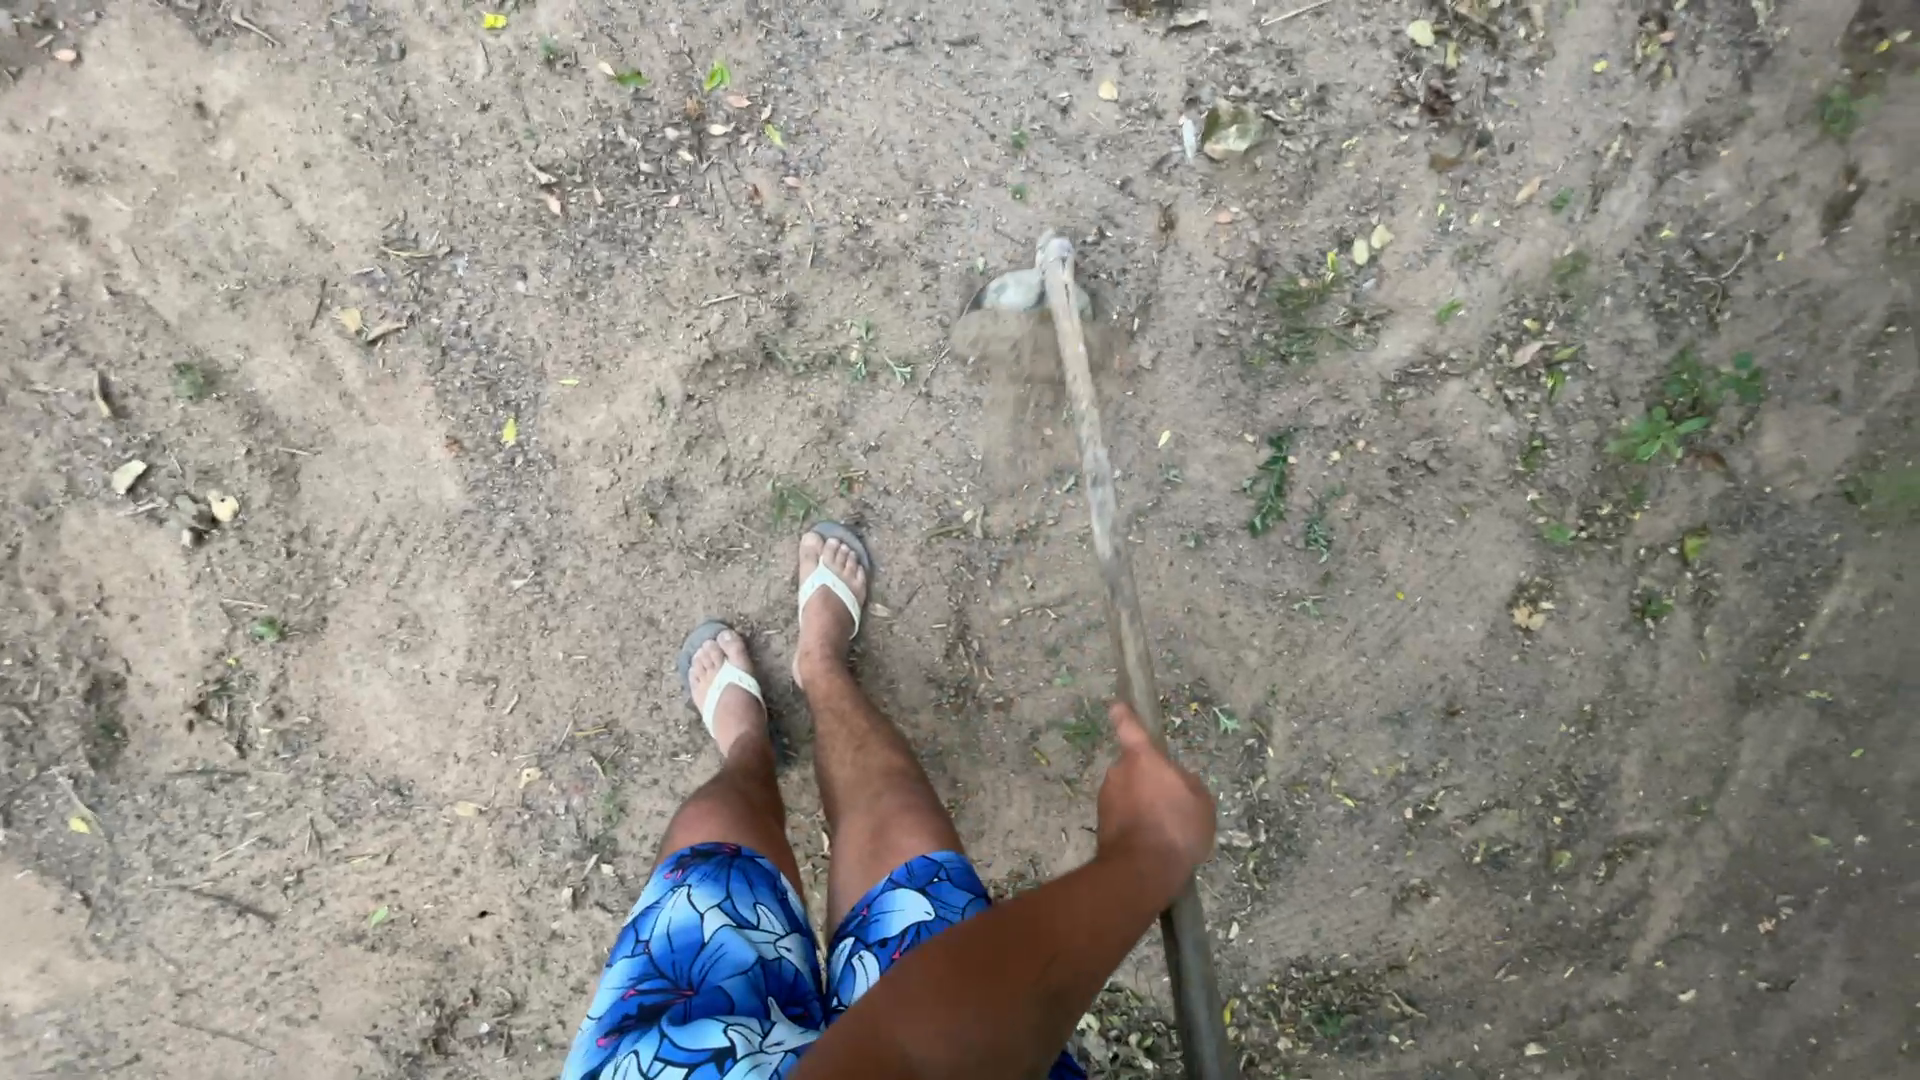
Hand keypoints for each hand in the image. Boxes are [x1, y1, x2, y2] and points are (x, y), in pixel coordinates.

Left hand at [1094, 701, 1215, 883]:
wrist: (1143, 869)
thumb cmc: (1176, 826)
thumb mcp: (1200, 801)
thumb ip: (1187, 783)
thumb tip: (1176, 782)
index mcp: (1142, 758)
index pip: (1129, 727)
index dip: (1125, 715)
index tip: (1118, 706)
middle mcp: (1118, 771)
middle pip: (1134, 767)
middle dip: (1148, 780)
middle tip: (1171, 804)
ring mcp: (1106, 796)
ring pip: (1128, 792)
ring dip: (1142, 804)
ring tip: (1165, 830)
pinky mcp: (1102, 820)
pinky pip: (1123, 814)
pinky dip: (1135, 823)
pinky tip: (1152, 843)